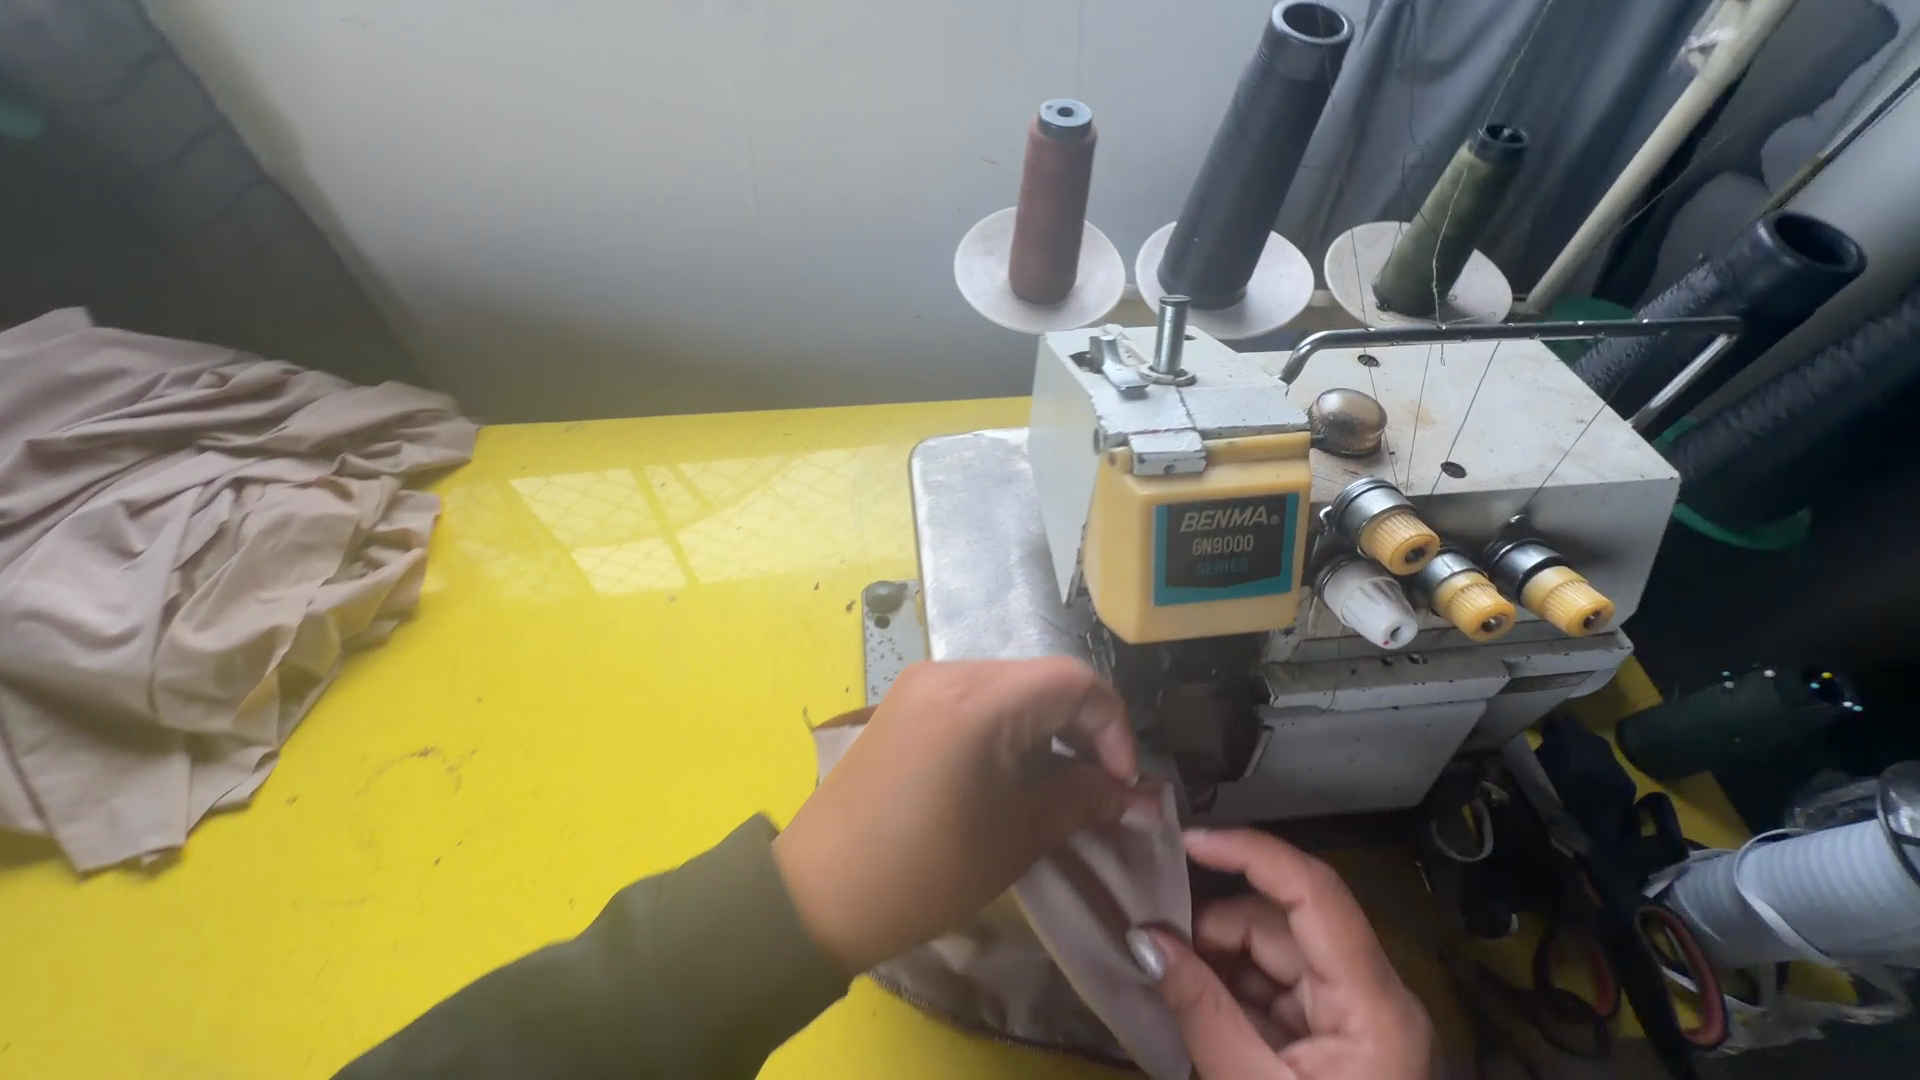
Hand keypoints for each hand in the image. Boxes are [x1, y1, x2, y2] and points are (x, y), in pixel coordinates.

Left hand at [773, 658, 1155, 971]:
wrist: (819, 892)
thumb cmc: (927, 870)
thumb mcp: (1019, 834)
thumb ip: (1085, 799)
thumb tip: (1135, 795)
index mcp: (979, 699)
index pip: (1075, 680)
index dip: (1113, 726)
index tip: (1121, 781)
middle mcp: (949, 672)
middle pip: (1043, 677)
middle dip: (1081, 726)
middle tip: (1097, 784)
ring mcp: (921, 682)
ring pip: (1011, 685)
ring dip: (1045, 725)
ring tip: (1056, 782)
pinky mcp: (905, 700)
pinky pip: (975, 696)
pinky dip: (1008, 724)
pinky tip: (1011, 769)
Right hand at [1134, 829, 1433, 1079]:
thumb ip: (1197, 1005)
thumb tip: (1143, 935)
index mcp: (1372, 1005)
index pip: (1314, 891)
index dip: (1250, 852)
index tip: (1186, 840)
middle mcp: (1372, 993)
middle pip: (1283, 924)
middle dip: (1217, 933)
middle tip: (1163, 957)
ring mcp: (1356, 1013)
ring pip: (1274, 952)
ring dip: (1221, 964)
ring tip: (1186, 998)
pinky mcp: (1338, 1031)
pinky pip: (1277, 985)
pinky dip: (1236, 990)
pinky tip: (1212, 1018)